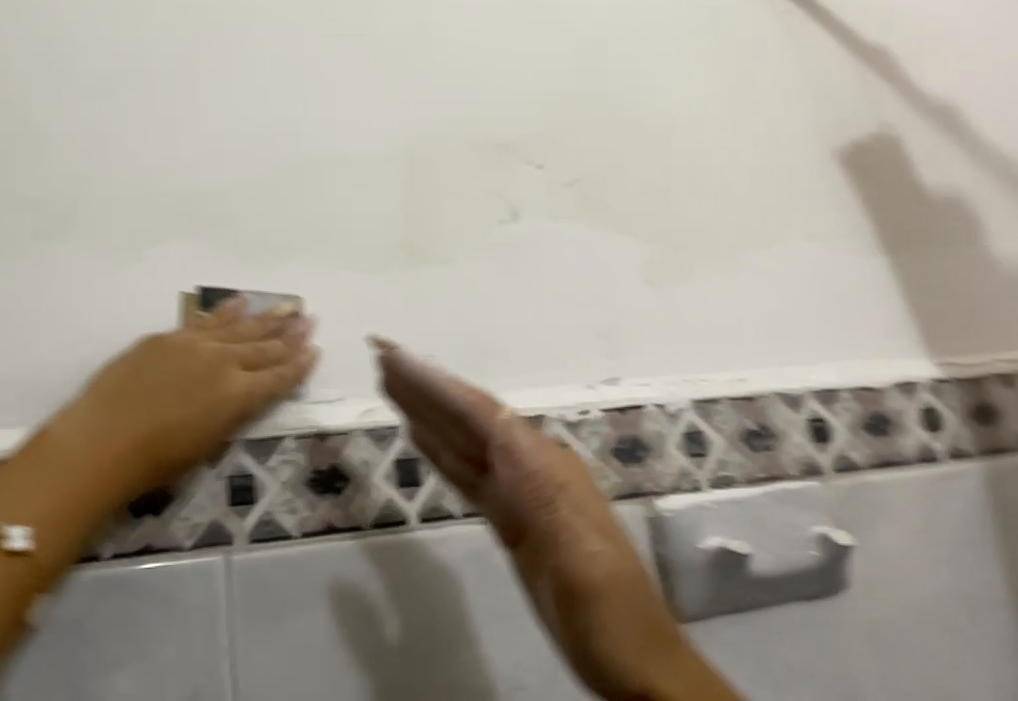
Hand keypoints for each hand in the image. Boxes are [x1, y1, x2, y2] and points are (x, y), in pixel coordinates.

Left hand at [48, 298, 319, 501]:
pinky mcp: (168, 337)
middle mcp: (223, 363)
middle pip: (263, 346)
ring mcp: (194, 344)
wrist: (103, 439)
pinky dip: (225, 311)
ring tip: (286, 305)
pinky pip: (205, 320)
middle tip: (308, 318)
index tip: (315, 348)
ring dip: (264, 317)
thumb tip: (243, 395)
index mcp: (238, 396)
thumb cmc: (157, 461)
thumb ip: (231, 413)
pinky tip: (239, 302)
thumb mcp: (209, 444)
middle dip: (289, 333)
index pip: (278, 377)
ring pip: (238, 327)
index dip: (299, 364)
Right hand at [373, 339, 737, 700]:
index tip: (394, 356)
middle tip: (382, 358)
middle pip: (470, 418)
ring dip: (428, 413)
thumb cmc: (606, 610)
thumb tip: (495, 429)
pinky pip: (469, 475)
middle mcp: (533, 469)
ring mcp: (523, 496)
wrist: (635, 661)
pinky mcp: (514, 523)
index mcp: (545, 468)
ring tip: (391, 387)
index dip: (435, 382)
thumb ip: (535, 489)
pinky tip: (420, 437)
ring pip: (466, 442)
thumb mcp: (574, 553)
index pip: (480, 412)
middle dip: (426, 388)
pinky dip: (442, 452)